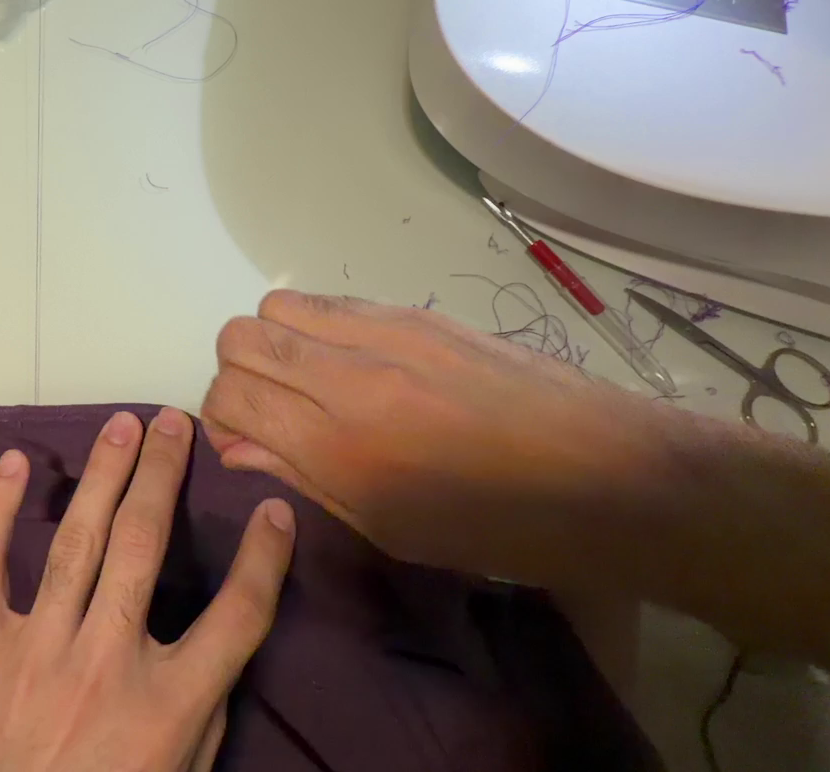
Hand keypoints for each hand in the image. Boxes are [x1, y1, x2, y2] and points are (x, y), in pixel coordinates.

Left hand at [0, 407, 295, 771]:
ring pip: (77, 540)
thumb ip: (201, 713)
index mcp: (167, 705)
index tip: (276, 509)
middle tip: (174, 422)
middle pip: (146, 546)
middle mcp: (107, 662)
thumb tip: (211, 639)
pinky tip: (12, 462)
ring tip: (122, 425)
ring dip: (104, 474)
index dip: (265, 558)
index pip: (237, 616)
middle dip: (164, 476)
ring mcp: (40, 648)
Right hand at [200, 290, 716, 591]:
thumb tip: (236, 446)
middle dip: (236, 375)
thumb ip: (300, 476)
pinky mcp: (413, 311)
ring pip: (274, 306)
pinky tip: (351, 362)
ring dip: (271, 341)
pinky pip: (329, 301)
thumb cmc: (495, 529)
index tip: (244, 442)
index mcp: (340, 444)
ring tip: (308, 379)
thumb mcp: (386, 527)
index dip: (219, 419)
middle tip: (271, 409)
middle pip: (238, 337)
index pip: (229, 396)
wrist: (609, 476)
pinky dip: (315, 327)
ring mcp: (381, 332)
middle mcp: (348, 375)